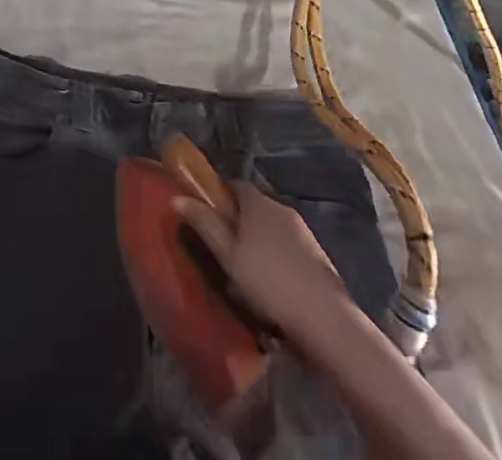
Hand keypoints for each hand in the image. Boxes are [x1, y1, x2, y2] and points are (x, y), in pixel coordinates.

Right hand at [173, 181, 351, 339]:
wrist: (323, 316)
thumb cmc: (267, 281)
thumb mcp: (227, 256)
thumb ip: (205, 225)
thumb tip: (178, 198)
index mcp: (259, 204)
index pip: (237, 185)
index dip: (221, 194)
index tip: (209, 212)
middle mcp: (282, 209)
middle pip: (256, 206)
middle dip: (240, 221)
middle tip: (224, 247)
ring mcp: (303, 231)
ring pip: (273, 227)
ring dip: (259, 240)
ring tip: (246, 270)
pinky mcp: (317, 252)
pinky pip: (288, 244)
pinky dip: (277, 255)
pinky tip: (272, 282)